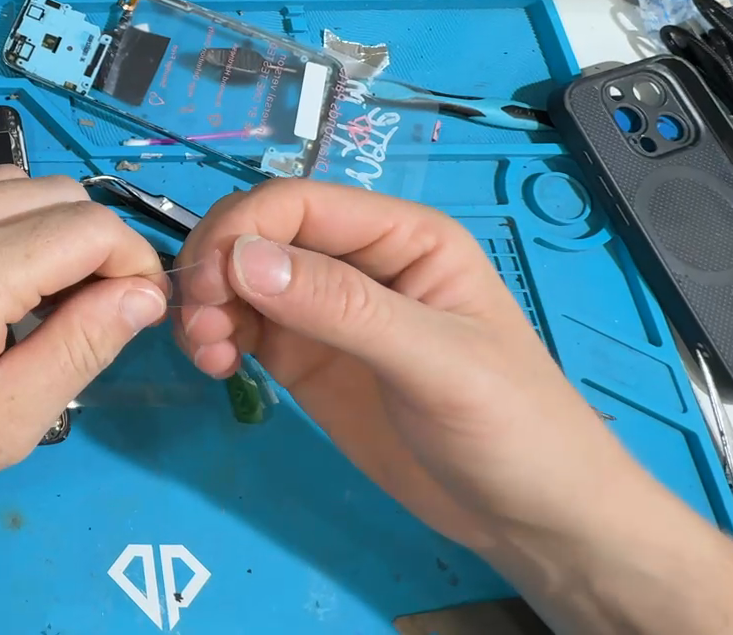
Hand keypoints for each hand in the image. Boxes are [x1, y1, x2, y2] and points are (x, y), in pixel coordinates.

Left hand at [0, 166, 167, 530]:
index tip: (136, 314)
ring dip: (53, 227)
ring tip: (46, 299)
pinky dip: (10, 221)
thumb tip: (142, 294)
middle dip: (98, 244)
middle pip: (61, 193)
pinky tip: (2, 280)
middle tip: (92, 314)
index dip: (134, 263)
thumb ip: (83, 345)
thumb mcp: (6, 420)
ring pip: (20, 183)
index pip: (92, 226)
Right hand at [174, 179, 643, 554]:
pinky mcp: (296, 348)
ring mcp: (319, 305)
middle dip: (213, 267)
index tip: (208, 284)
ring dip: (204, 304)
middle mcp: (351, 258)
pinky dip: (211, 334)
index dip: (241, 230)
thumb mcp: (438, 365)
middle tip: (197, 322)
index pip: (295, 204)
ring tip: (206, 353)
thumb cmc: (516, 432)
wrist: (535, 527)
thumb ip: (342, 307)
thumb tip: (241, 261)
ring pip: (233, 275)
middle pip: (252, 233)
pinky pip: (236, 321)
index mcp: (398, 236)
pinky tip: (215, 365)